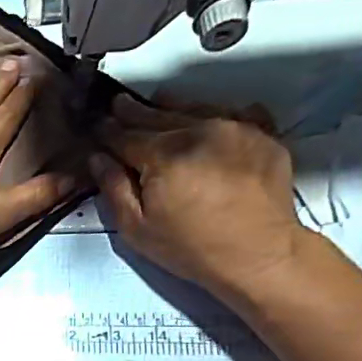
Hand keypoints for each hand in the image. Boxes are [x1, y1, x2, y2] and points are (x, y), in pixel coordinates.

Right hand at [95, 96, 304, 297]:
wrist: (260, 256)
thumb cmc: (193, 249)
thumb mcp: (138, 229)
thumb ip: (114, 189)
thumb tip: (99, 159)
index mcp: (165, 154)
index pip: (126, 135)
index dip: (108, 130)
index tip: (98, 125)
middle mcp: (199, 130)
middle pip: (157, 115)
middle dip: (133, 111)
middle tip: (119, 105)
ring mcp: (235, 127)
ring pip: (194, 107)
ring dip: (171, 107)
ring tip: (157, 104)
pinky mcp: (263, 134)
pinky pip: (233, 112)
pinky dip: (214, 113)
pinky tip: (205, 120)